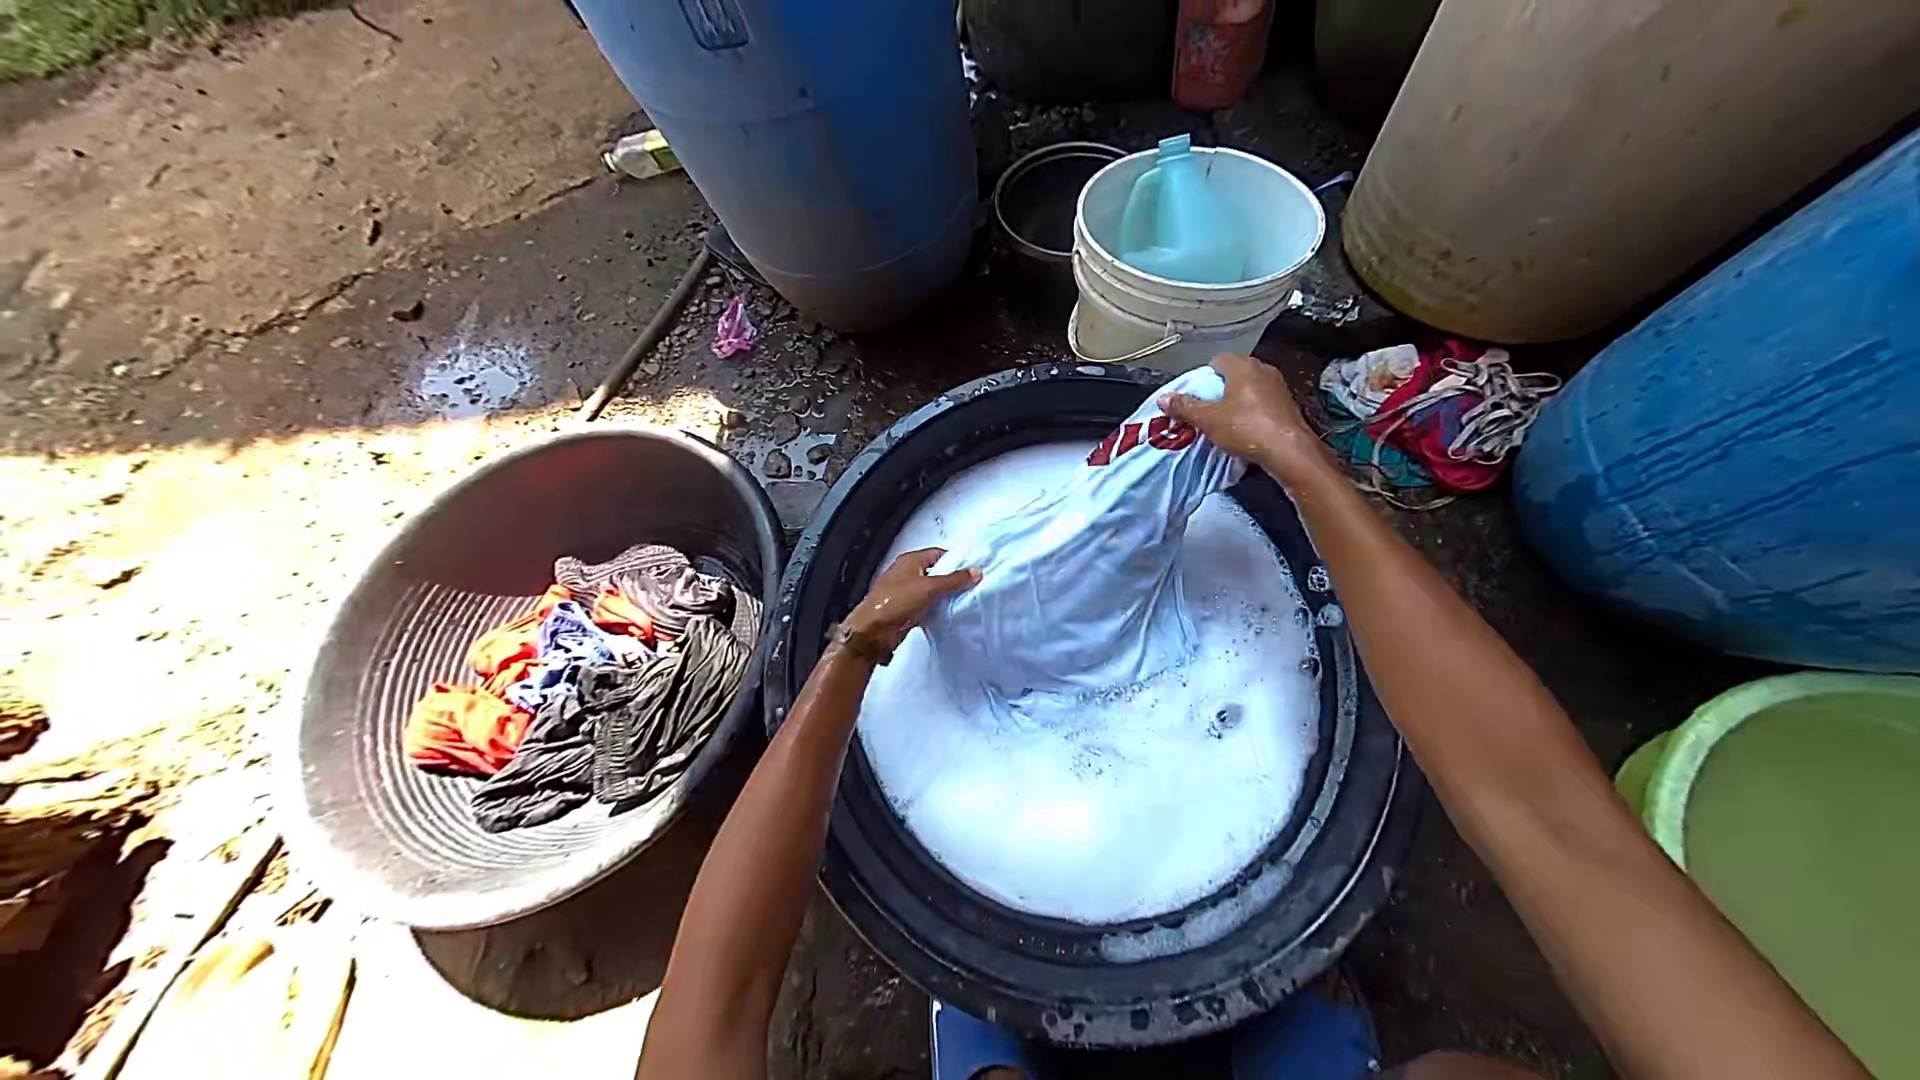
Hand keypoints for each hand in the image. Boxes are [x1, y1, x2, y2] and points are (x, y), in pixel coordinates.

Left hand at [844, 548, 980, 652]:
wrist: (873, 631)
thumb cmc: (896, 602)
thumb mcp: (929, 587)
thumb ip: (954, 580)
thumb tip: (976, 572)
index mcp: (910, 560)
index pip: (938, 554)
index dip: (956, 560)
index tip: (972, 569)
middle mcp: (908, 573)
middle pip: (936, 572)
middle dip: (953, 579)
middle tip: (972, 586)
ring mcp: (906, 592)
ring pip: (932, 590)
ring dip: (946, 596)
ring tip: (966, 599)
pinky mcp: (907, 609)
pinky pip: (928, 605)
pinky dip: (938, 608)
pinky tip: (951, 613)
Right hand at [1161, 353, 1335, 489]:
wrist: (1288, 451)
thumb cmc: (1247, 429)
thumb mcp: (1208, 419)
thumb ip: (1184, 407)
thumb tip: (1164, 398)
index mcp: (1243, 367)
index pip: (1217, 360)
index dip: (1203, 377)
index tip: (1195, 395)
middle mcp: (1263, 370)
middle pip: (1233, 374)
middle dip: (1218, 389)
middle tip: (1205, 409)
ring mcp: (1277, 386)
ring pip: (1248, 388)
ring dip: (1235, 400)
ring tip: (1222, 420)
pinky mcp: (1286, 404)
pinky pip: (1261, 401)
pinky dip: (1250, 411)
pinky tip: (1243, 428)